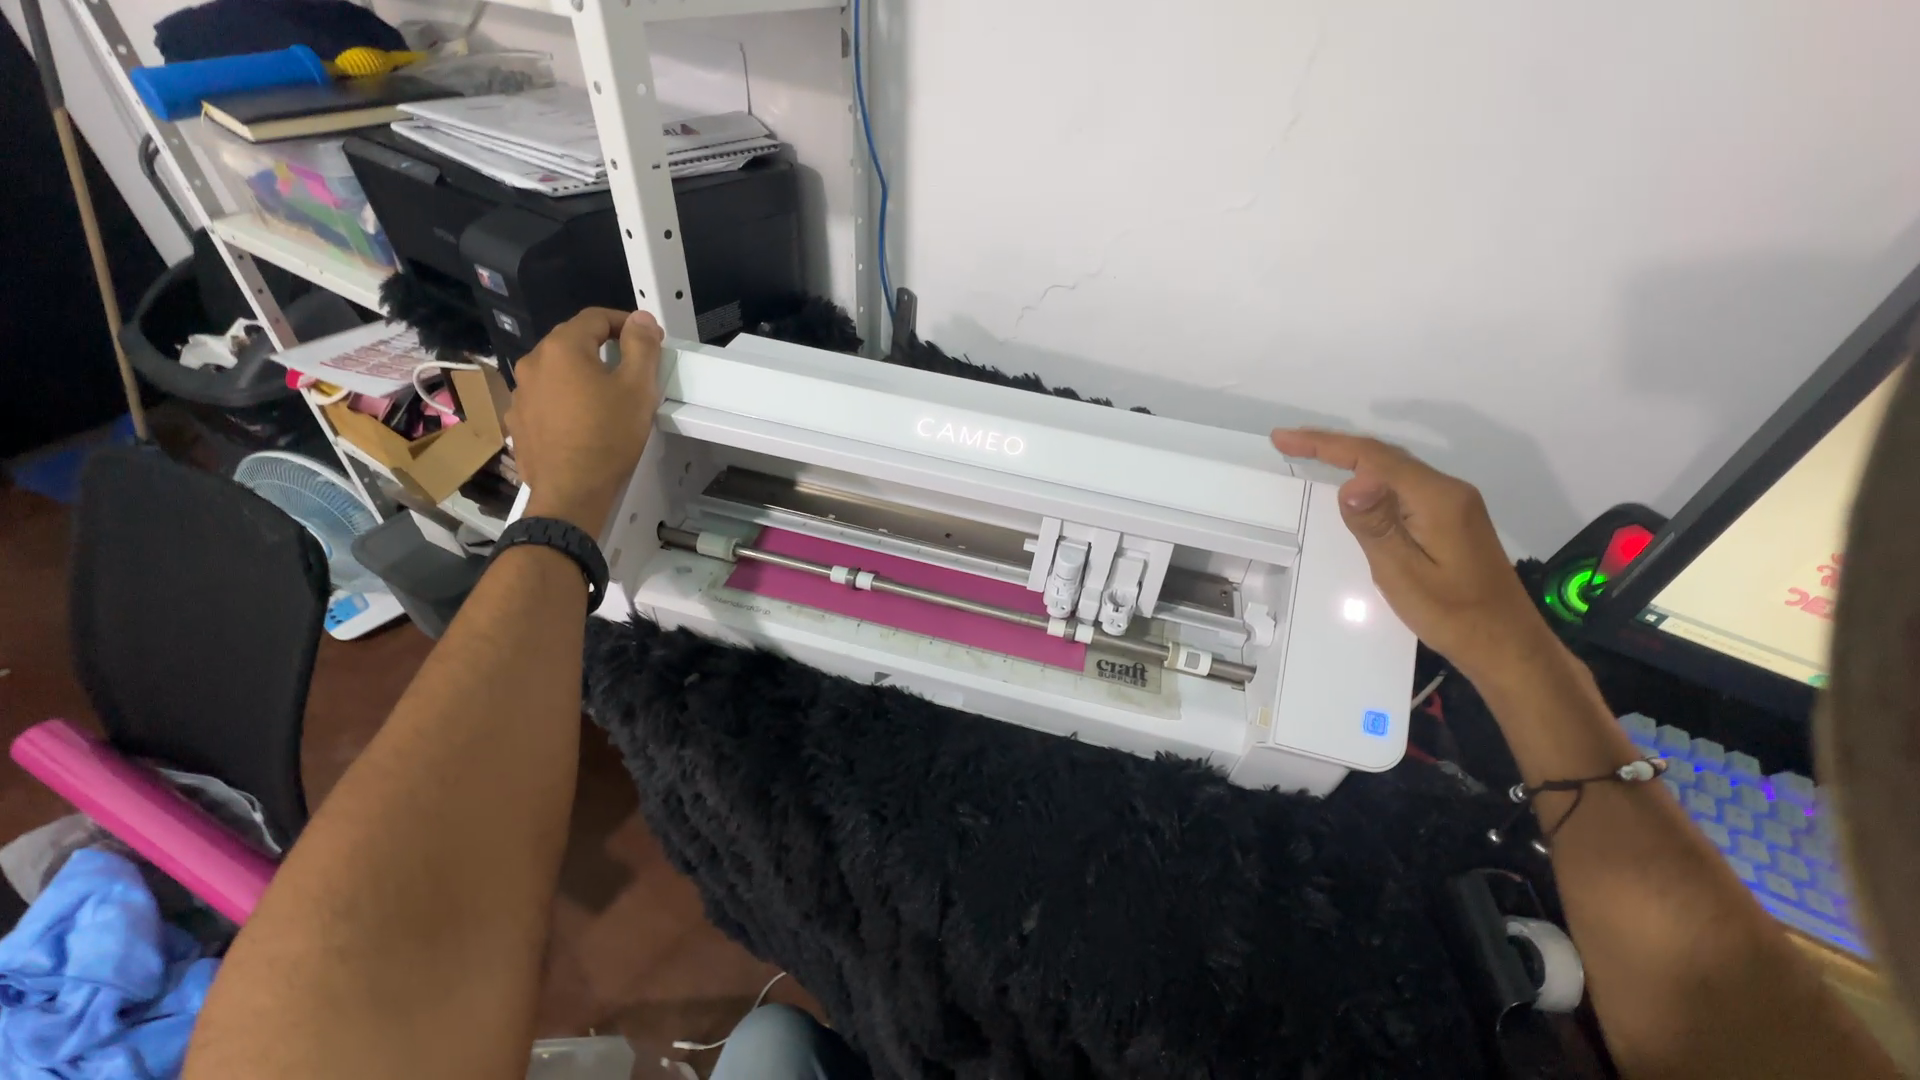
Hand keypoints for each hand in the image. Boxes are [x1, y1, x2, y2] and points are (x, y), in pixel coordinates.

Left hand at [506, 308, 663, 533]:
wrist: (570, 493)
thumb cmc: (609, 436)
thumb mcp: (638, 388)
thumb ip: (642, 346)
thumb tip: (641, 318)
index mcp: (562, 348)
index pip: (594, 318)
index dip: (625, 323)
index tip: (647, 340)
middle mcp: (533, 363)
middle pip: (571, 342)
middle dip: (602, 348)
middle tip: (630, 369)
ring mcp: (520, 393)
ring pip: (556, 372)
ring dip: (580, 375)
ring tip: (605, 398)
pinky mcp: (517, 421)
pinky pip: (544, 399)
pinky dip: (564, 400)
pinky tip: (580, 421)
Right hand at [1271, 429, 1556, 682]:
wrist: (1506, 644)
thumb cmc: (1452, 614)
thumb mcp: (1403, 574)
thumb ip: (1376, 526)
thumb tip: (1352, 482)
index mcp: (1435, 499)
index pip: (1371, 458)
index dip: (1324, 444)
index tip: (1283, 439)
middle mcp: (1448, 490)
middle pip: (1383, 455)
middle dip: (1332, 445)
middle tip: (1288, 443)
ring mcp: (1453, 503)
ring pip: (1394, 467)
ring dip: (1351, 457)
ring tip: (1310, 454)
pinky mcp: (1451, 517)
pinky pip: (1403, 484)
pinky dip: (1370, 476)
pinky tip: (1354, 484)